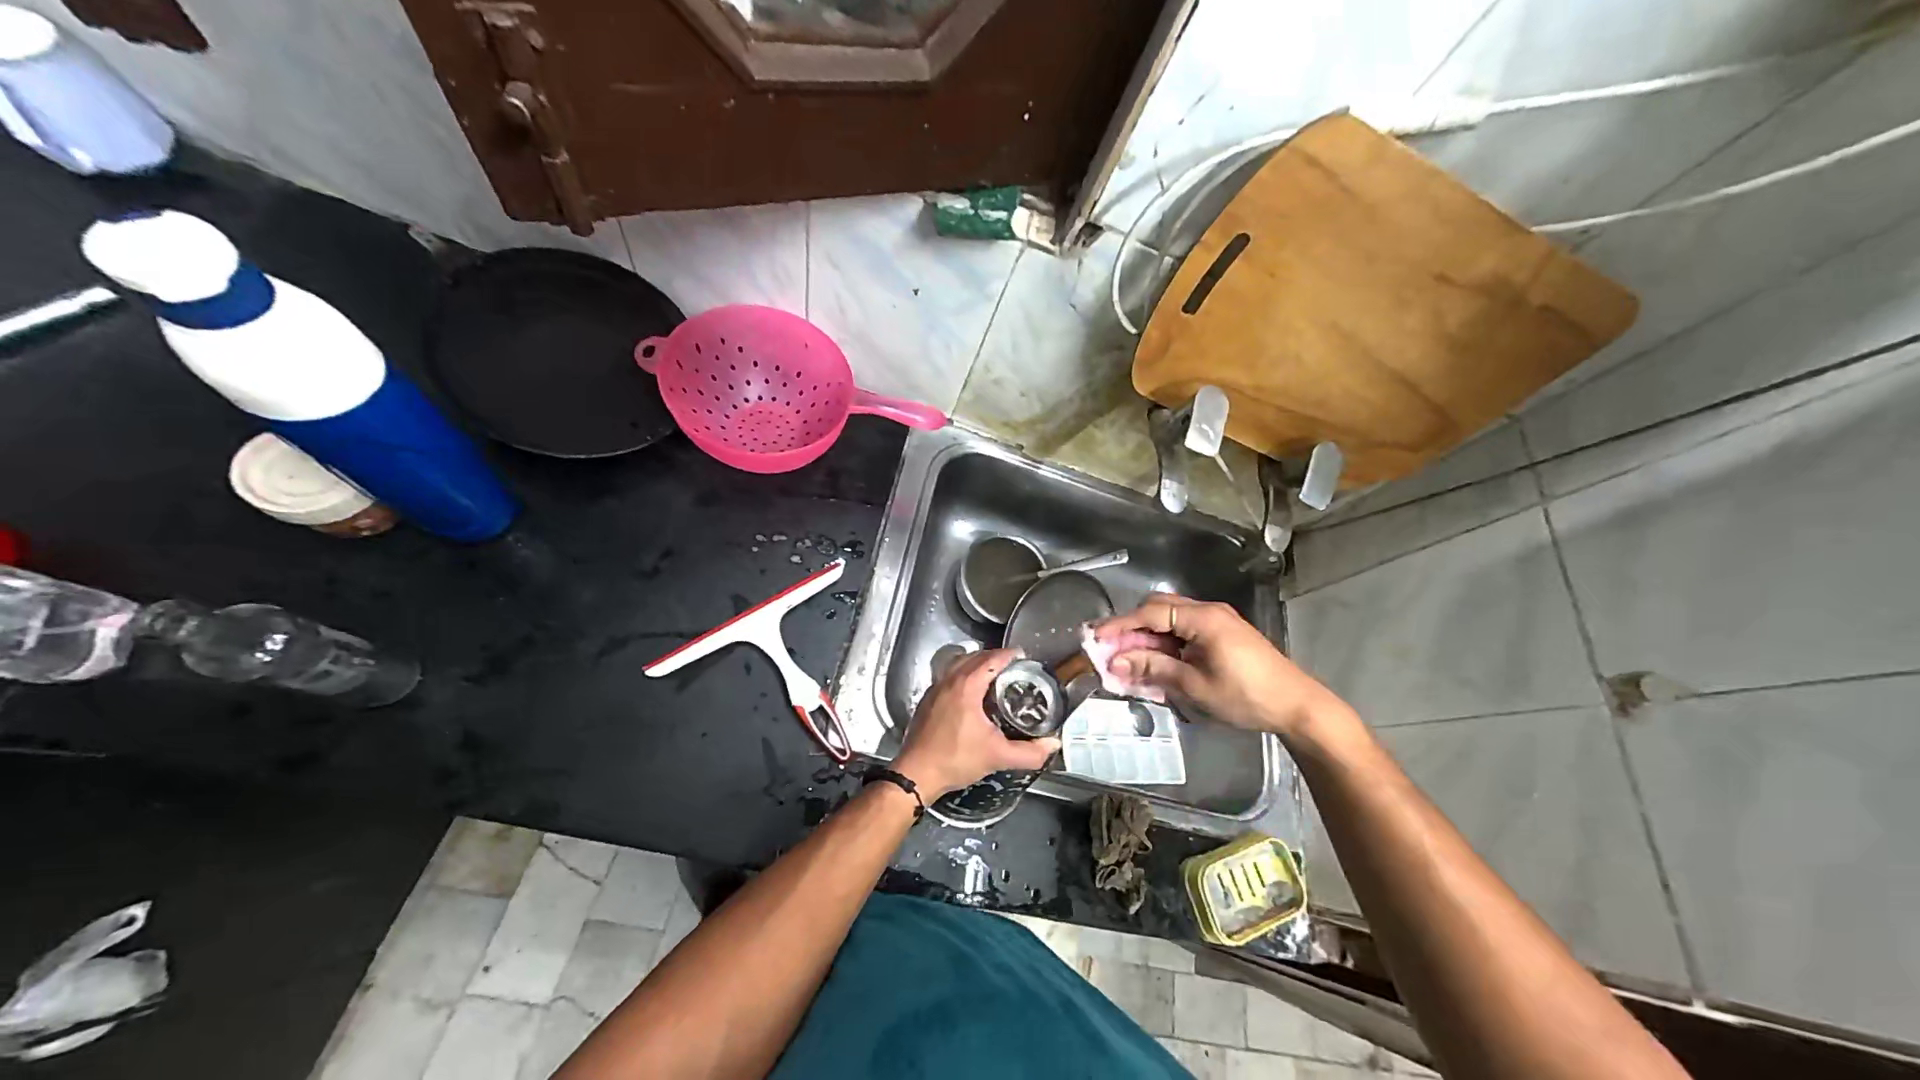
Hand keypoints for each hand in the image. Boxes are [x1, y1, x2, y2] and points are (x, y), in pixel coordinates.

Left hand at [893, 649, 1059, 799]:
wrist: (917, 774)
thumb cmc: (955, 760)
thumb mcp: (997, 756)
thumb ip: (1029, 752)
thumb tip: (1052, 746)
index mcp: (966, 687)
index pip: (991, 659)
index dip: (1009, 655)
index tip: (1023, 656)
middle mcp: (948, 682)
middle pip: (973, 657)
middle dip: (994, 657)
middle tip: (1012, 665)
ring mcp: (934, 690)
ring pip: (957, 665)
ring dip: (976, 664)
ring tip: (993, 675)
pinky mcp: (927, 702)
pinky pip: (947, 677)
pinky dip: (962, 676)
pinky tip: (971, 694)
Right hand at [1089, 593, 1351, 736]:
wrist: (1297, 706)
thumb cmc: (1246, 696)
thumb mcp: (1195, 685)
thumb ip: (1154, 668)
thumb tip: (1116, 661)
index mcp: (1202, 618)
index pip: (1150, 612)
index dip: (1120, 625)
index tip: (1096, 638)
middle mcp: (1208, 612)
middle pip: (1158, 610)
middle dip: (1131, 629)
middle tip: (1109, 651)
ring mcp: (1216, 623)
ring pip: (1169, 621)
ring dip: (1146, 640)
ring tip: (1126, 662)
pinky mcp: (1221, 636)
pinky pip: (1183, 633)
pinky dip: (1164, 646)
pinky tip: (1153, 665)